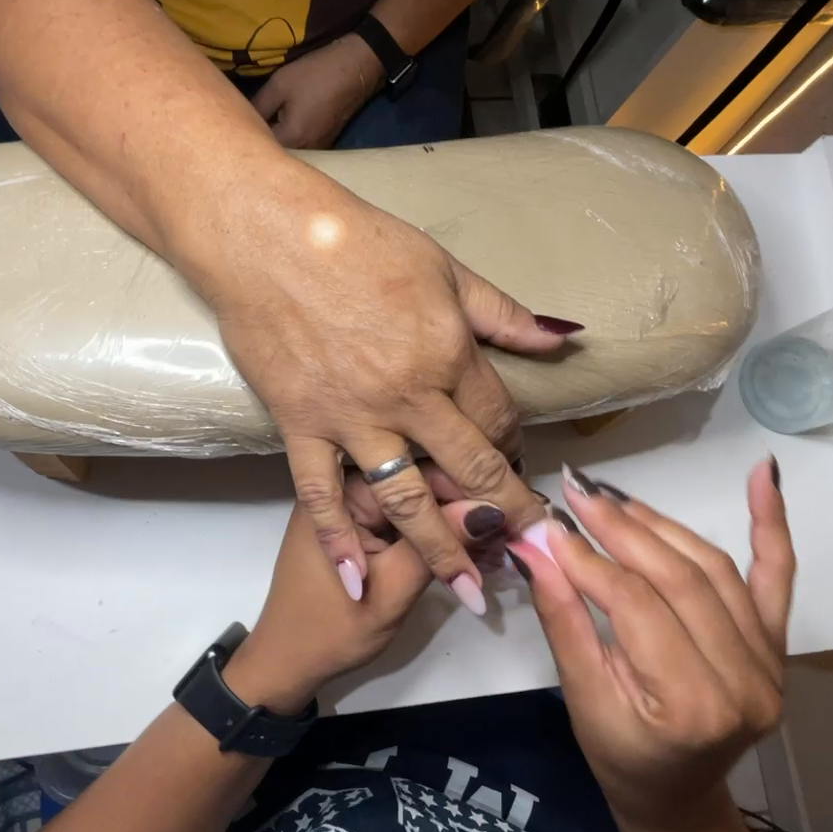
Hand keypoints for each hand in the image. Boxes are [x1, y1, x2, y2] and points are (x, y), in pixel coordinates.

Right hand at [182, 169, 573, 616]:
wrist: (267, 239)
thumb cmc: (358, 244)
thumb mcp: (444, 268)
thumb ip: (505, 313)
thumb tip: (565, 339)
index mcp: (449, 354)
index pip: (499, 419)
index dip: (516, 448)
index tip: (520, 468)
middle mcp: (408, 397)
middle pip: (469, 469)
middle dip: (504, 513)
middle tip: (529, 551)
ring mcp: (353, 419)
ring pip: (406, 497)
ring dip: (441, 548)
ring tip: (470, 591)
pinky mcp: (302, 428)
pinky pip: (322, 494)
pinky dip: (338, 539)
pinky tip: (356, 581)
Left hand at [225, 465, 514, 714]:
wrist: (288, 662)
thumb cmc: (332, 629)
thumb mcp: (392, 590)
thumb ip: (437, 547)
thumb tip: (492, 508)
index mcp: (347, 491)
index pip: (424, 474)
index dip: (477, 493)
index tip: (523, 515)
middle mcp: (351, 484)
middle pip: (427, 485)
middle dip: (475, 513)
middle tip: (521, 537)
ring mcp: (358, 505)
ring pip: (425, 505)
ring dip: (464, 529)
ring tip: (507, 553)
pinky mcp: (366, 527)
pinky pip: (412, 522)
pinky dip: (443, 539)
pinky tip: (480, 557)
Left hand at [251, 35, 381, 149]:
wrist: (355, 69)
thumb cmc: (315, 74)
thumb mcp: (279, 84)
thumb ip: (258, 106)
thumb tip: (243, 119)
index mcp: (293, 139)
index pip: (262, 147)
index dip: (249, 137)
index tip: (238, 125)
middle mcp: (308, 151)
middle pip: (277, 154)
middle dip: (262, 142)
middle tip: (248, 126)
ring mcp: (319, 150)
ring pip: (290, 152)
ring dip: (277, 142)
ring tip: (264, 126)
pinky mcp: (325, 144)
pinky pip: (302, 147)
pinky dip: (291, 140)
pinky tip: (284, 126)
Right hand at [509, 460, 794, 831]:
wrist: (677, 796)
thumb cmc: (620, 757)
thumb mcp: (580, 694)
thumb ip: (562, 617)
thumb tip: (533, 545)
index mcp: (692, 704)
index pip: (634, 605)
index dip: (588, 559)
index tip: (549, 525)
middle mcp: (745, 679)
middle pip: (677, 578)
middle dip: (621, 528)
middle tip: (577, 493)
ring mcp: (771, 660)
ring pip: (713, 567)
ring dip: (662, 523)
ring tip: (613, 497)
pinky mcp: (778, 644)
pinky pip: (777, 576)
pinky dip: (771, 523)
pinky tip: (765, 474)